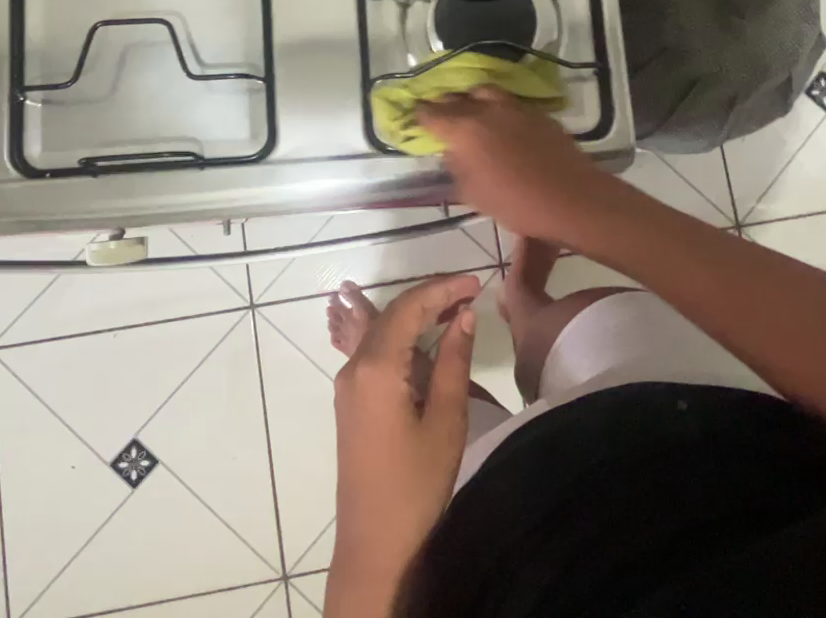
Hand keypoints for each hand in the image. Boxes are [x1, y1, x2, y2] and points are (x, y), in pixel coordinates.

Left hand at [330, 275, 480, 602]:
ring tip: (454, 306)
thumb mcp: (446, 420)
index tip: (477, 282)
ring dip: (415, 314)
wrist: (375, 542)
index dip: (443, 289)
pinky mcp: (351, 400)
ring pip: (381, 331)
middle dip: (430, 296)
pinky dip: (403, 336)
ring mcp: (348, 384)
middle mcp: (354, 367)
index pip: (409, 308)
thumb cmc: (416, 484)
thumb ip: (453, 361)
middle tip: (470, 291)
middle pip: (391, 314)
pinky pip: (376, 351)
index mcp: (376, 367)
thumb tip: (464, 315)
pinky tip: (425, 337)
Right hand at [416, 86, 626, 246]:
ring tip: (470, 110)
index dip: (420, 115)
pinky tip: (501, 119)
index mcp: (464, 130)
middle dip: (445, 104)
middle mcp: (487, 110)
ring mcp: (515, 107)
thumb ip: (457, 167)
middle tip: (439, 113)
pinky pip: (509, 101)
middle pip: (458, 98)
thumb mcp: (474, 194)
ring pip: (485, 92)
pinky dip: (498, 106)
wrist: (571, 198)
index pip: (432, 114)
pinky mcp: (538, 113)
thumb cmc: (516, 203)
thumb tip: (452, 151)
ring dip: (473, 99)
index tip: (414, 115)